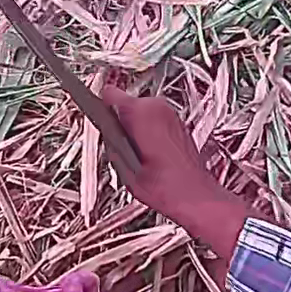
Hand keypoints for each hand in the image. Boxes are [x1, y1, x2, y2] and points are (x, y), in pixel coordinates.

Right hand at [102, 86, 248, 250]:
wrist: (194, 196)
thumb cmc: (162, 185)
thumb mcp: (122, 166)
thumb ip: (110, 141)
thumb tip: (105, 128)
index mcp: (140, 112)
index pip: (109, 95)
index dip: (100, 107)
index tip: (96, 117)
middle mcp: (157, 107)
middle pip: (125, 105)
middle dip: (118, 122)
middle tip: (118, 148)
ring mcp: (170, 113)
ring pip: (139, 112)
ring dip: (133, 128)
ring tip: (136, 155)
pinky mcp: (177, 122)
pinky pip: (152, 120)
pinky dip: (146, 131)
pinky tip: (147, 155)